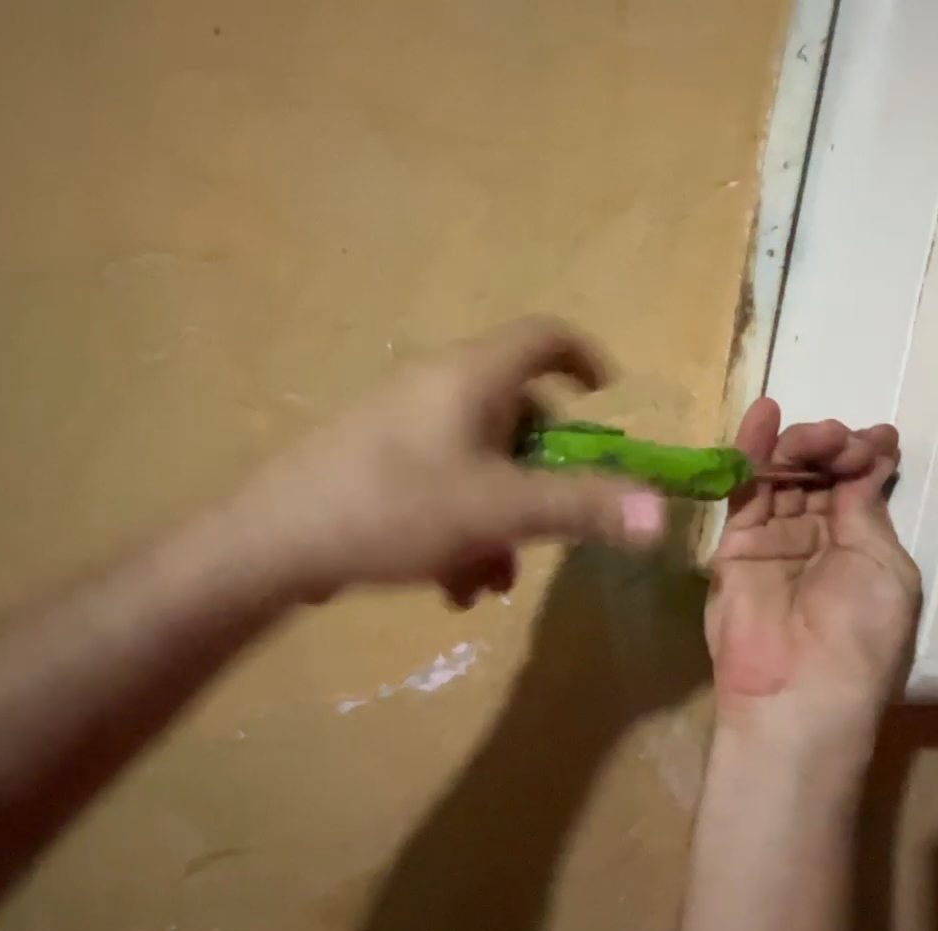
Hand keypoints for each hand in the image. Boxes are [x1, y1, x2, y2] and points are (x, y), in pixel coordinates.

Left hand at [242, 317, 667, 605]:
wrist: (274, 542)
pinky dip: (459, 529)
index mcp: (472, 376)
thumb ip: (581, 508)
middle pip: (517, 415)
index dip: (585, 361)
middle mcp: (437, 387)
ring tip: (491, 582)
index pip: (545, 337)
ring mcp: (402, 425)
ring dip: (500, 522)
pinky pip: (440, 484)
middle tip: (551, 529)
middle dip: (541, 479)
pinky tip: (450, 587)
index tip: (608, 402)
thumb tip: (662, 513)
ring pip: (479, 463)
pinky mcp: (375, 462)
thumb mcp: (499, 512)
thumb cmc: (394, 508)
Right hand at [705, 398, 919, 739]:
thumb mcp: (885, 568)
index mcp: (863, 549)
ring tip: (814, 433)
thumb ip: (865, 512)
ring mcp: (775, 540)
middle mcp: (818, 540)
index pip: (861, 488)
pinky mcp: (735, 543)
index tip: (880, 437)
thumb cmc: (860, 633)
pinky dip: (752, 451)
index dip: (868, 457)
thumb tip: (864, 466)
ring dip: (801, 445)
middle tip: (842, 439)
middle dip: (835, 448)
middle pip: (822, 475)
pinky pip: (745, 490)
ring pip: (785, 477)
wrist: (798, 689)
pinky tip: (765, 416)